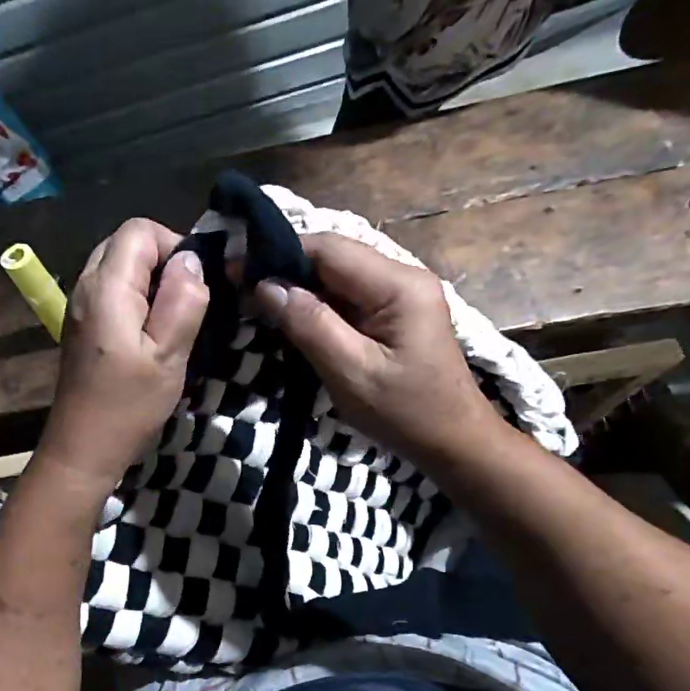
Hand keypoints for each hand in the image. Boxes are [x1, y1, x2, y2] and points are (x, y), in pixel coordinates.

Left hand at [37, 218, 208, 488]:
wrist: (82, 449)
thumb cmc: (128, 404)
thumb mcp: (168, 353)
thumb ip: (183, 299)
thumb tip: (190, 260)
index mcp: (105, 287)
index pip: (139, 230)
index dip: (173, 244)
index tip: (194, 284)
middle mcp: (84, 288)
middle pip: (125, 245)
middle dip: (162, 262)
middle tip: (185, 303)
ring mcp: (78, 309)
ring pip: (117, 269)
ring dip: (149, 284)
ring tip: (170, 323)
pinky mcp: (80, 328)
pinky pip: (109, 294)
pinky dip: (134, 301)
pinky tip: (148, 337)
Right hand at [253, 233, 501, 460]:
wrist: (453, 441)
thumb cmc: (404, 411)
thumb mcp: (350, 372)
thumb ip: (309, 325)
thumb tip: (265, 286)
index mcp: (398, 285)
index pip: (328, 249)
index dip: (279, 254)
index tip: (236, 271)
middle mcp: (402, 276)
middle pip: (332, 256)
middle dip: (284, 268)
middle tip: (238, 288)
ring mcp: (399, 293)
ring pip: (335, 275)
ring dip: (296, 286)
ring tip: (255, 302)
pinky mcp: (392, 311)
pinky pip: (345, 295)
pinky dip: (313, 302)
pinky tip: (288, 316)